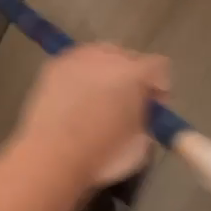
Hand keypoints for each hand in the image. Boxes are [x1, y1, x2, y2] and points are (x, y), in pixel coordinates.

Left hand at [17, 44, 169, 185]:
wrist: (51, 156)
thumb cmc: (101, 155)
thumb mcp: (141, 144)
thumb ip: (149, 117)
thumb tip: (144, 110)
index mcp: (134, 73)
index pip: (159, 66)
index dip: (159, 86)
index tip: (153, 107)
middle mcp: (107, 55)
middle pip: (129, 56)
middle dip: (131, 76)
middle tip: (125, 102)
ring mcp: (78, 56)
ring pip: (101, 54)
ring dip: (105, 71)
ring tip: (97, 98)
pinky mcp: (55, 64)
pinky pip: (77, 62)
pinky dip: (81, 74)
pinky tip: (76, 96)